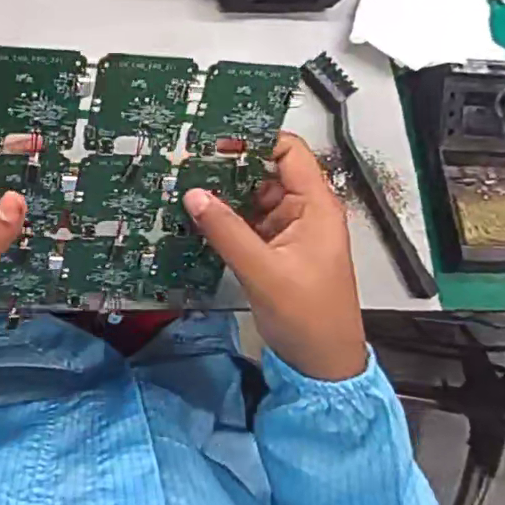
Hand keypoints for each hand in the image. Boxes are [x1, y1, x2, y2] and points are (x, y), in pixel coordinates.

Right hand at [181, 132, 366, 380]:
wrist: (321, 363)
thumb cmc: (308, 316)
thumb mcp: (263, 271)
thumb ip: (226, 230)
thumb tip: (193, 194)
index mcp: (315, 207)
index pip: (289, 152)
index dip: (255, 140)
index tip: (215, 141)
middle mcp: (302, 210)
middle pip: (264, 170)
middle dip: (228, 164)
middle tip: (187, 161)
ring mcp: (286, 229)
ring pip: (250, 195)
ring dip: (221, 190)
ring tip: (183, 182)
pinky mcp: (271, 247)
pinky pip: (244, 219)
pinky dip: (221, 214)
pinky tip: (195, 212)